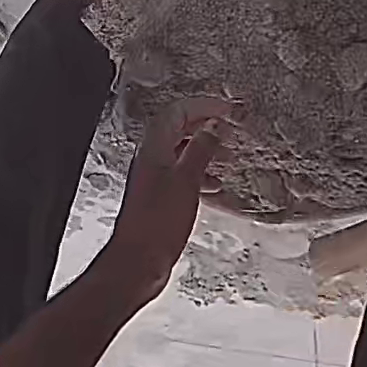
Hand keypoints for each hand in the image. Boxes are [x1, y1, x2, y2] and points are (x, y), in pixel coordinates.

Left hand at [98, 98, 230, 303]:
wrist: (138, 261)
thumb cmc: (158, 222)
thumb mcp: (187, 180)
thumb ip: (201, 149)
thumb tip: (214, 126)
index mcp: (154, 146)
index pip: (178, 110)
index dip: (204, 105)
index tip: (226, 108)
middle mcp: (151, 156)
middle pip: (178, 126)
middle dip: (204, 123)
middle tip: (228, 125)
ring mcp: (153, 175)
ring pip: (181, 149)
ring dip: (204, 147)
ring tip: (227, 154)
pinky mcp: (158, 194)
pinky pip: (181, 171)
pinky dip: (199, 170)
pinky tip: (214, 183)